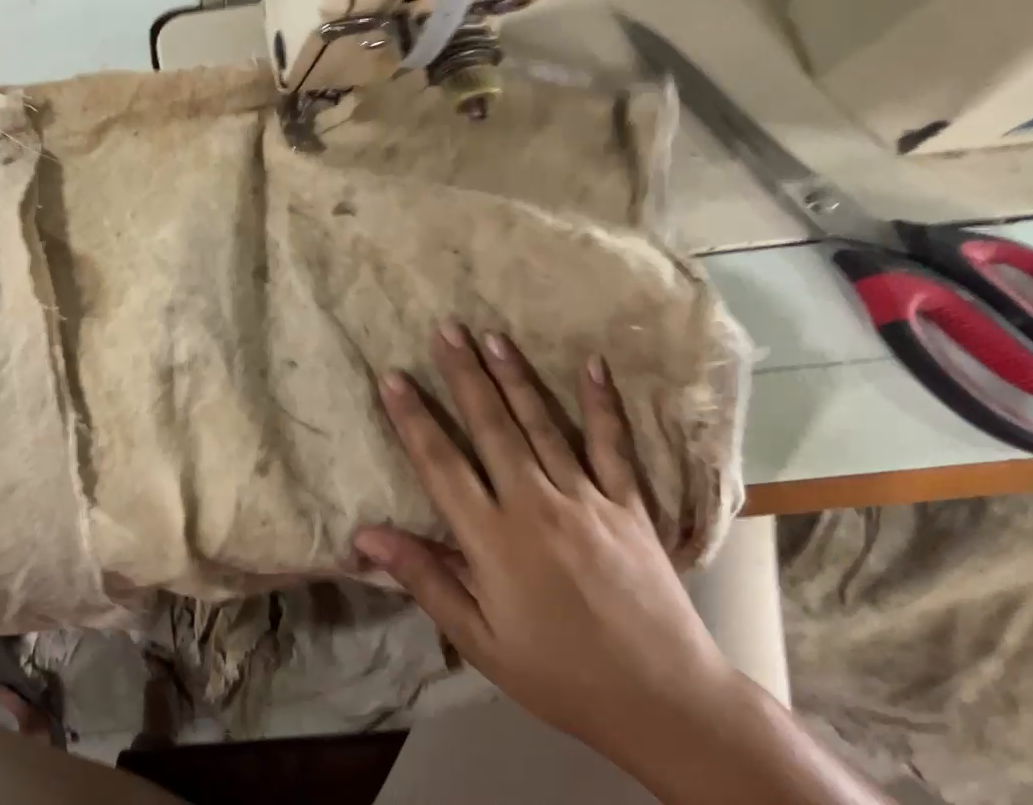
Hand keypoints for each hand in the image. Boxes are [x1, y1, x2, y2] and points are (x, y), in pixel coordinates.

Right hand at [353, 324, 741, 757]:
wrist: (666, 702)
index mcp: (493, 538)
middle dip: (464, 376)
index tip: (393, 377)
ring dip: (516, 377)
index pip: (441, 463)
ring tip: (492, 336)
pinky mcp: (632, 508)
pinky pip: (614, 447)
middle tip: (444, 330)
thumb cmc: (558, 673)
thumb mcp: (478, 639)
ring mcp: (589, 501)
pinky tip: (592, 367)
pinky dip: (602, 405)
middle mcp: (537, 505)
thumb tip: (365, 535)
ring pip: (543, 426)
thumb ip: (425, 579)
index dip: (413, 418)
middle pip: (491, 428)